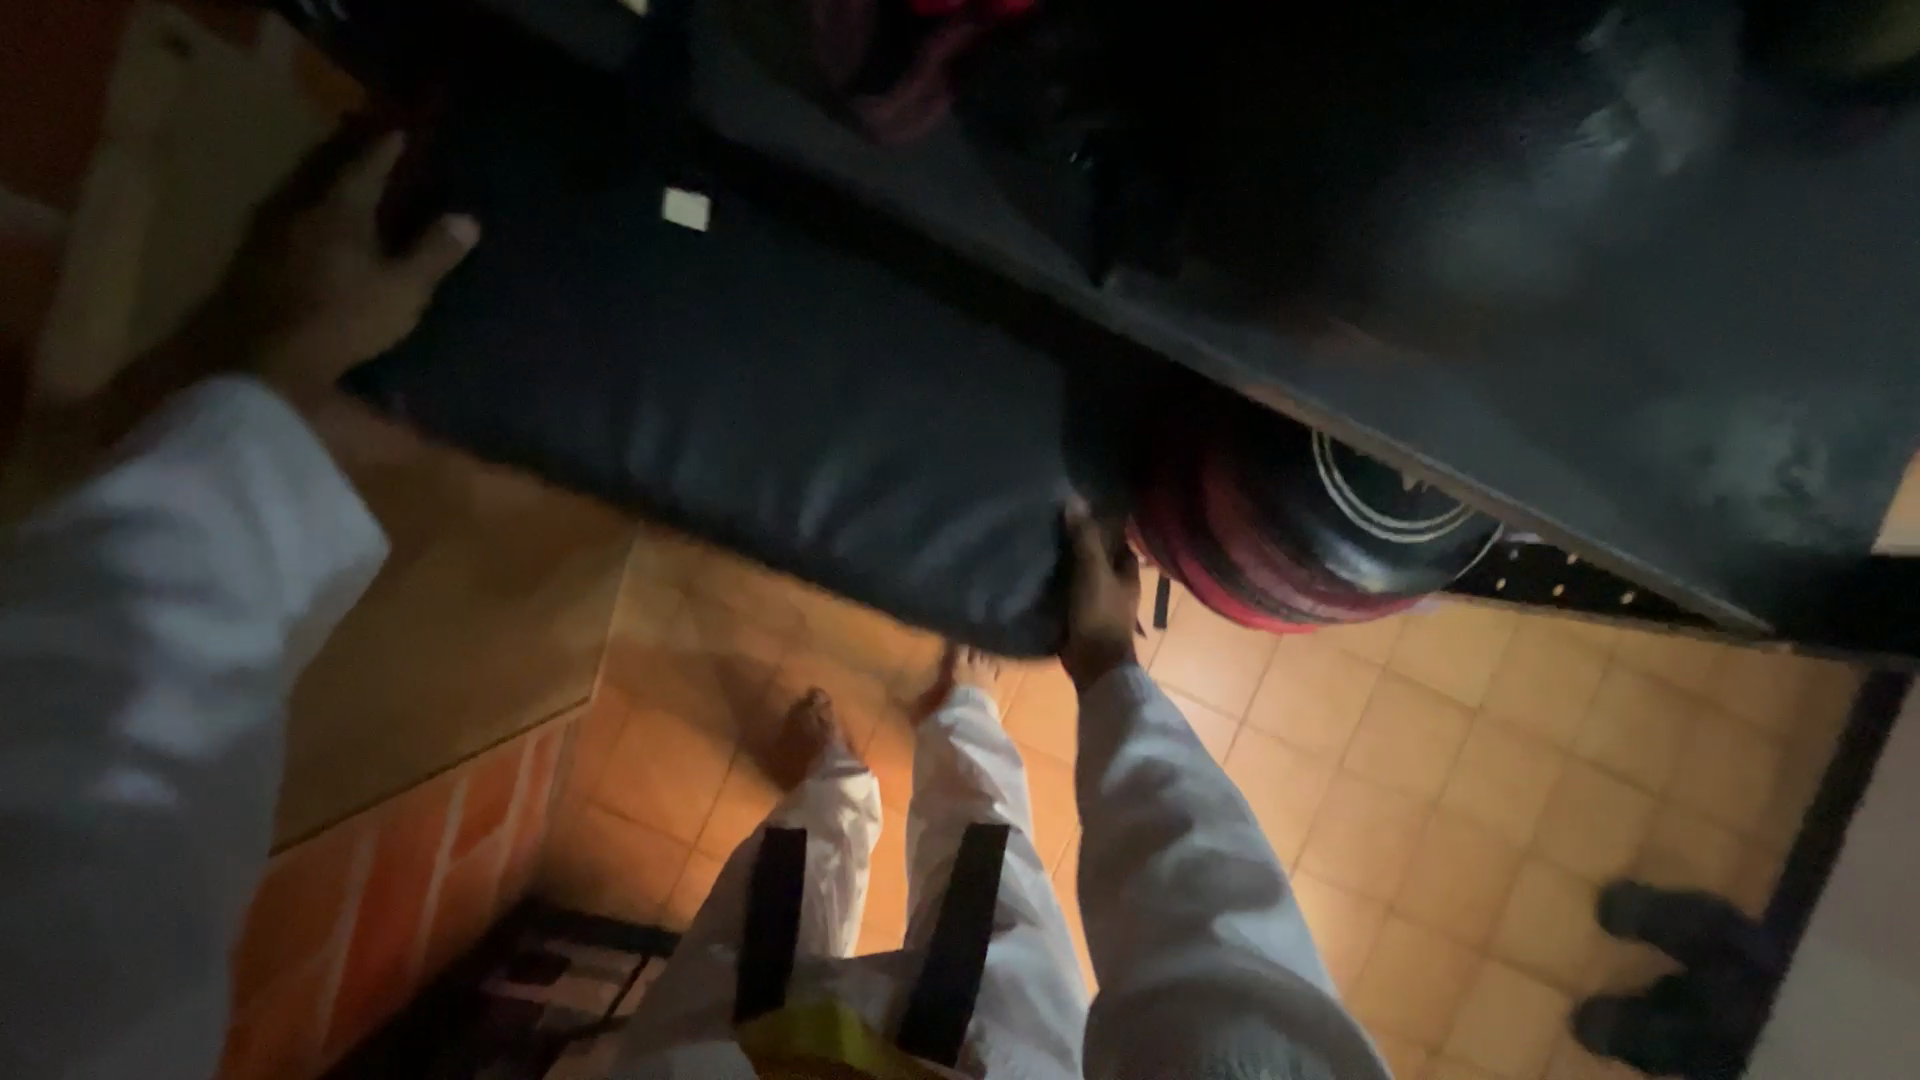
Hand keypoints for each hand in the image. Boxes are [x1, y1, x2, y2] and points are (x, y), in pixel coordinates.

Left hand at [218, 129, 478, 396]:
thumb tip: (467, 219)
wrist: (273, 354)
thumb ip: (434, 252)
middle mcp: (301, 210)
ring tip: (350, 188)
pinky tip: (322, 229)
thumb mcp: (405, 288)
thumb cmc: (348, 316)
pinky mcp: (260, 260)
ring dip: (329, 188)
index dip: (385, 150)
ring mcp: (273, 234)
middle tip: (371, 148)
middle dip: (352, 160)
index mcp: (340, 211)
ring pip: (307, 198)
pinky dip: (314, 217)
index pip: (366, 169)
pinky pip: (295, 224)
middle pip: (328, 174)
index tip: (400, 132)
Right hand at [1059, 497, 1141, 689]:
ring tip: (1042, 541)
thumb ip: (1084, 538)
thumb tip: (1073, 500)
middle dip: (1083, 542)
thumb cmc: (1100, 614)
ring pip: (1083, 575)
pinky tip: (1039, 572)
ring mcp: (1099, 603)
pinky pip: (1069, 593)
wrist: (1093, 663)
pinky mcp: (1080, 617)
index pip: (1119, 540)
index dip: (1104, 524)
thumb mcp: (1092, 571)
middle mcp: (1117, 585)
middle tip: (1055, 521)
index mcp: (1128, 573)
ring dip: (1068, 563)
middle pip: (1100, 556)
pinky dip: (1058, 583)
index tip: (1081, 507)